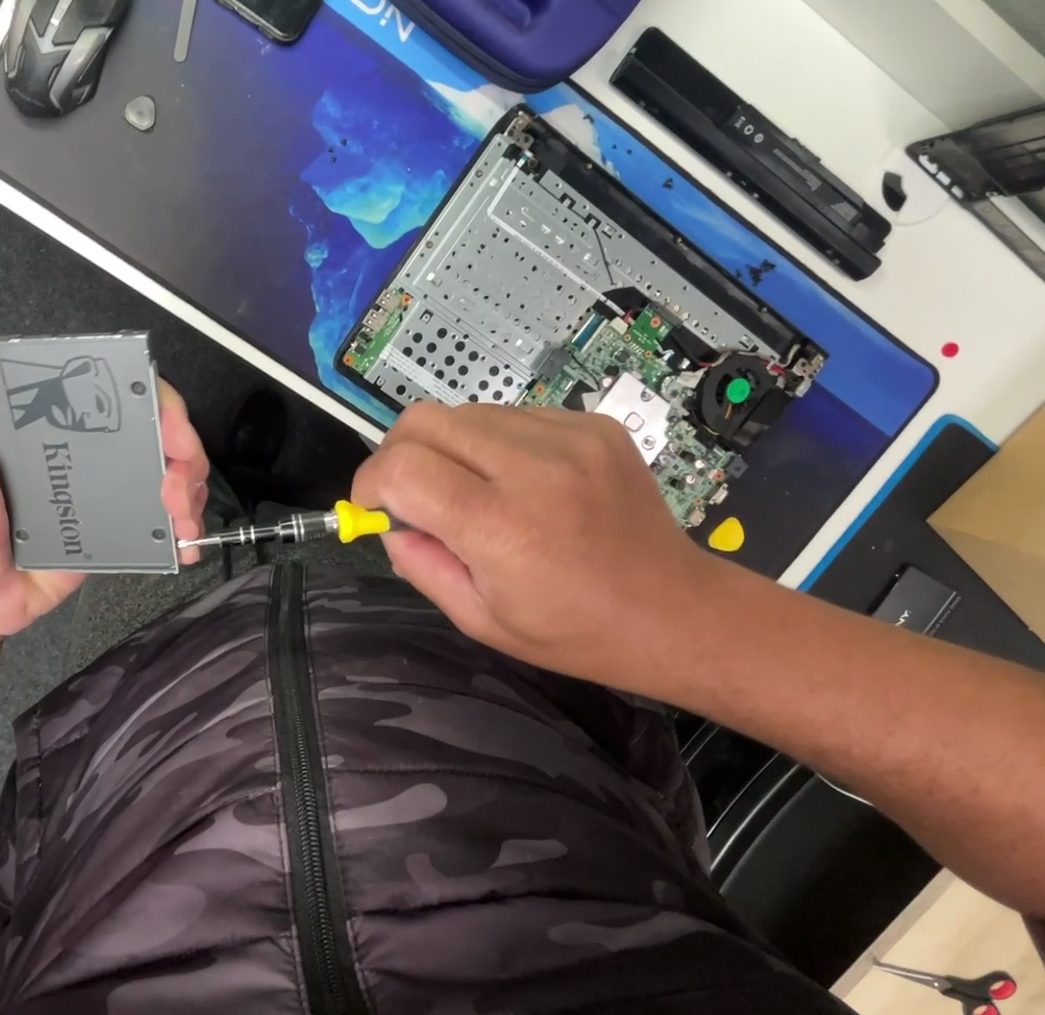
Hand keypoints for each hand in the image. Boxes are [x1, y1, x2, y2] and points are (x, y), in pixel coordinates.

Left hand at [0, 294, 209, 652]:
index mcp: (37, 411)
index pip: (103, 378)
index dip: (144, 388)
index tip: (162, 415)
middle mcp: (73, 440)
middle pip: (148, 420)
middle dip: (181, 443)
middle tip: (178, 477)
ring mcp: (95, 485)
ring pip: (162, 465)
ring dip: (189, 483)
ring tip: (181, 515)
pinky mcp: (108, 526)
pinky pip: (155, 516)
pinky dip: (182, 523)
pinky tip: (185, 540)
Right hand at [351, 401, 718, 691]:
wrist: (675, 611)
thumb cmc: (572, 632)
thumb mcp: (479, 619)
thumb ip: (419, 564)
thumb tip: (388, 521)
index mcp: (502, 527)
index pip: (401, 468)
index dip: (369, 484)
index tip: (372, 508)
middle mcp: (534, 468)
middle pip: (423, 421)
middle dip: (398, 454)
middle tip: (410, 494)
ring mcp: (570, 438)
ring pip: (465, 412)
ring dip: (447, 447)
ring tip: (472, 490)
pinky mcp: (593, 425)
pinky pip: (512, 415)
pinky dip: (494, 443)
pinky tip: (519, 481)